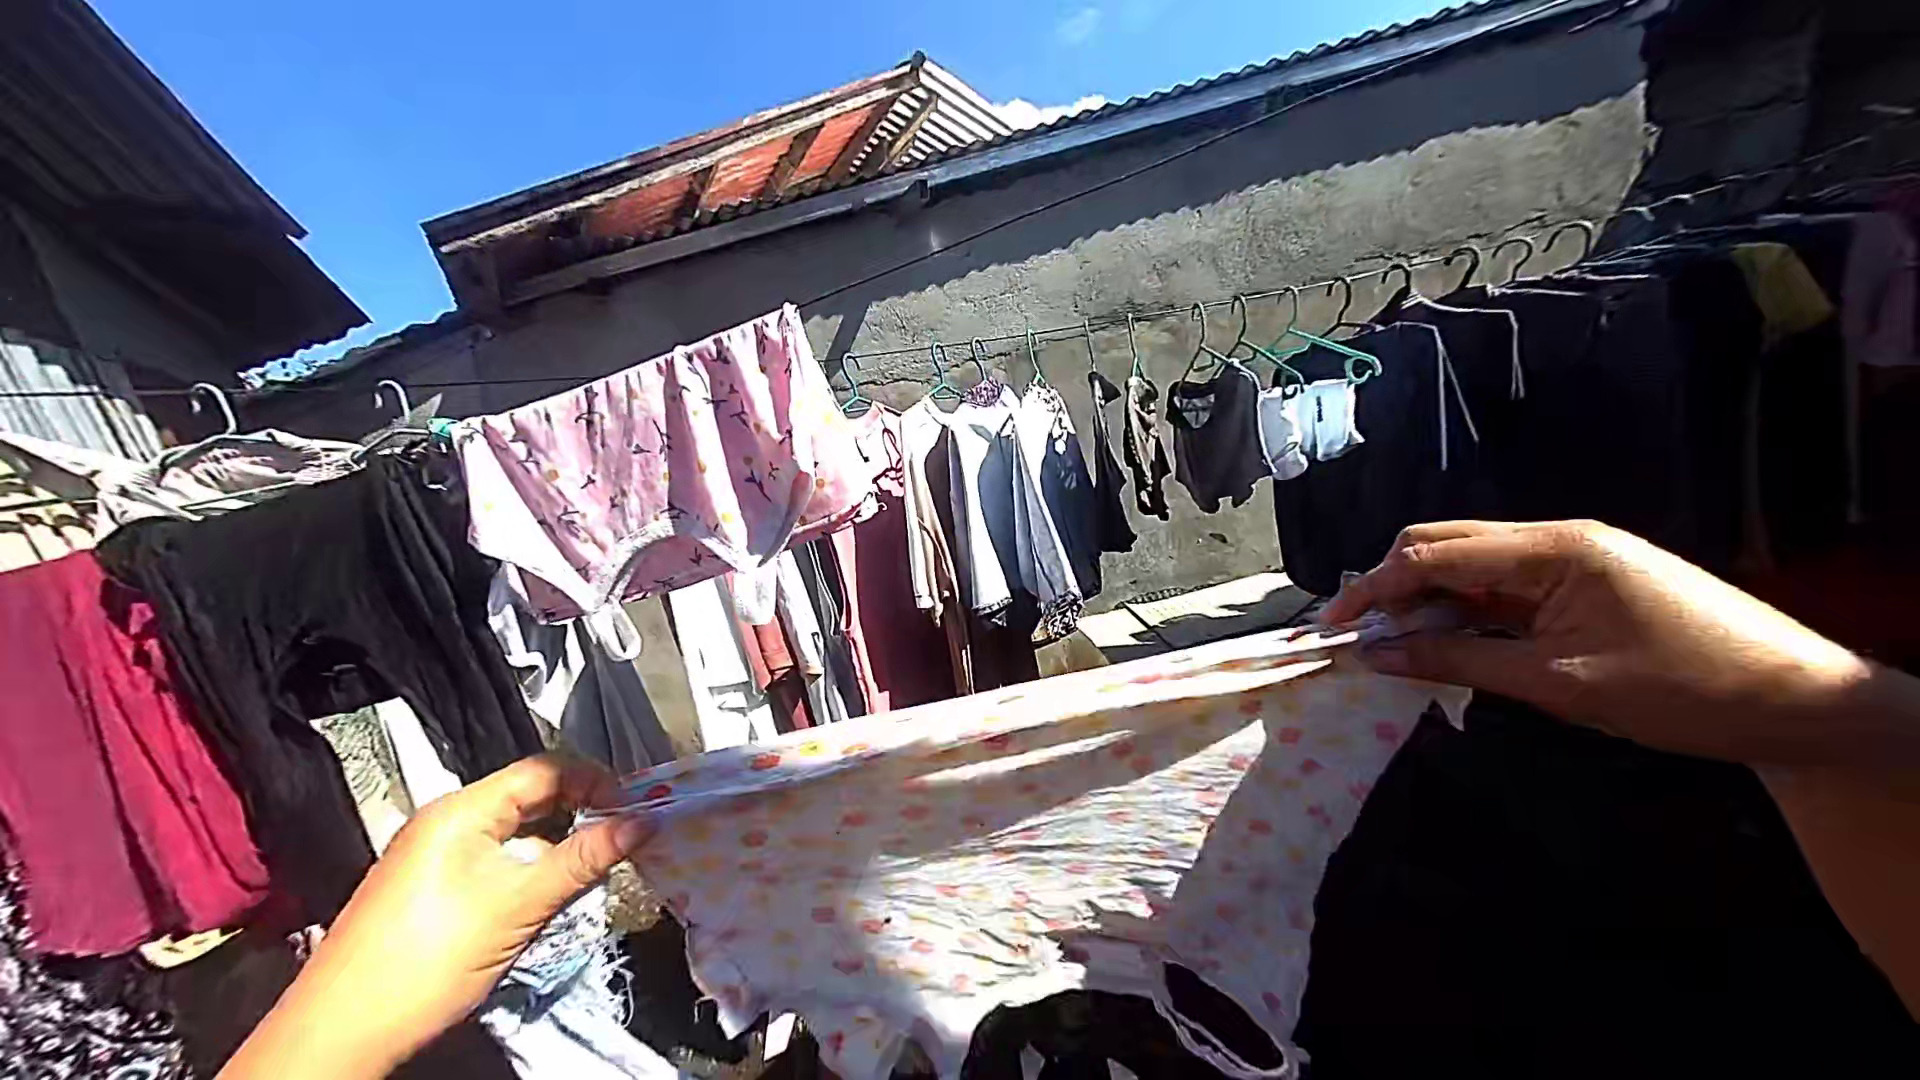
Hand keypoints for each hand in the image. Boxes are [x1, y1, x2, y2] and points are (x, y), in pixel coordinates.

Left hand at [220, 754, 653, 1078]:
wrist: (329, 1047)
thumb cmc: (428, 962)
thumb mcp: (520, 906)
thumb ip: (587, 857)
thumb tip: (648, 820)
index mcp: (462, 809)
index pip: (546, 768)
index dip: (595, 780)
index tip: (632, 808)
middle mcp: (449, 818)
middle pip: (534, 792)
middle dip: (583, 807)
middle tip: (623, 830)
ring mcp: (437, 850)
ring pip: (520, 824)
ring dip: (561, 836)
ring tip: (595, 858)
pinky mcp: (434, 881)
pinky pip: (501, 850)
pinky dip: (534, 858)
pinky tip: (551, 883)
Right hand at [1323, 520, 1907, 768]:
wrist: (1809, 710)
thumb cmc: (1683, 692)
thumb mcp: (1555, 682)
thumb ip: (1453, 661)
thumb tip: (1373, 656)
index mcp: (1552, 549)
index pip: (1432, 554)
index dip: (1373, 588)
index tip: (1334, 624)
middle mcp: (1552, 539)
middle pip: (1439, 543)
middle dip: (1389, 584)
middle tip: (1362, 632)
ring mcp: (1563, 557)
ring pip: (1461, 563)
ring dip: (1421, 598)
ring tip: (1395, 640)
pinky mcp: (1571, 581)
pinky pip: (1491, 585)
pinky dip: (1456, 609)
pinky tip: (1442, 636)